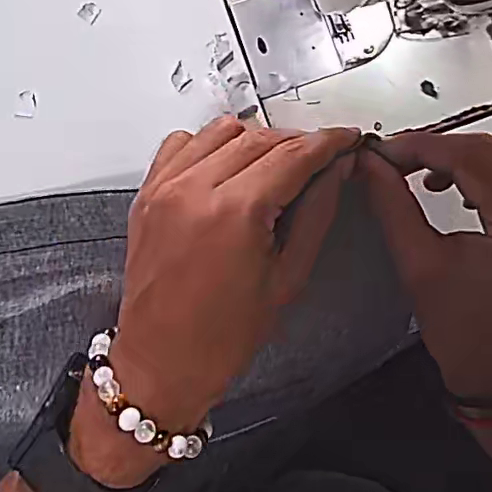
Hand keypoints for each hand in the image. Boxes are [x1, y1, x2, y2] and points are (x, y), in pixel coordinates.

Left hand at [70, 117, 359, 485]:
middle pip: (260, 138)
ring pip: (222, 131)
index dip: (328, 143)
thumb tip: (335, 172)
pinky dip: (209, 145)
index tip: (344, 140)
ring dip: (255, 140)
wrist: (162, 361)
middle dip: (297, 142)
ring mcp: (165, 188)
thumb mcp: (288, 277)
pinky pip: (182, 143)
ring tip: (273, 166)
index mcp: (235, 212)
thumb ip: (316, 213)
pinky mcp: (148, 194)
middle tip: (318, 159)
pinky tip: (226, 168)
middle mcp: (194, 190)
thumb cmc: (220, 336)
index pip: (294, 155)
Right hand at [356, 131, 491, 400]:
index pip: (471, 155)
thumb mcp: (418, 262)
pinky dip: (484, 169)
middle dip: (438, 147)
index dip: (421, 146)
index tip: (387, 151)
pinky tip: (455, 185)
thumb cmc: (467, 332)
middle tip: (397, 159)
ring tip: (424, 171)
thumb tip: (374, 167)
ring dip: (464, 154)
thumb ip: (393, 204)